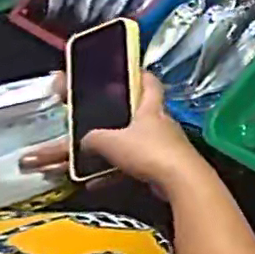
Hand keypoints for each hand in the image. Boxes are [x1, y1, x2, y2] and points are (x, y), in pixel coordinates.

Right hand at [19, 73, 205, 191]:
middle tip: (82, 119)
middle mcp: (160, 123)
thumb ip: (91, 138)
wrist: (180, 180)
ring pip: (128, 142)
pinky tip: (91, 183)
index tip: (125, 70)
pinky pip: (131, 165)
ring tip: (74, 158)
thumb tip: (86, 141)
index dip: (138, 74)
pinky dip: (111, 173)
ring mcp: (163, 145)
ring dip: (104, 151)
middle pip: (133, 114)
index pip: (149, 83)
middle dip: (108, 118)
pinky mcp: (162, 165)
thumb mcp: (109, 141)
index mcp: (151, 109)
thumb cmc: (148, 151)